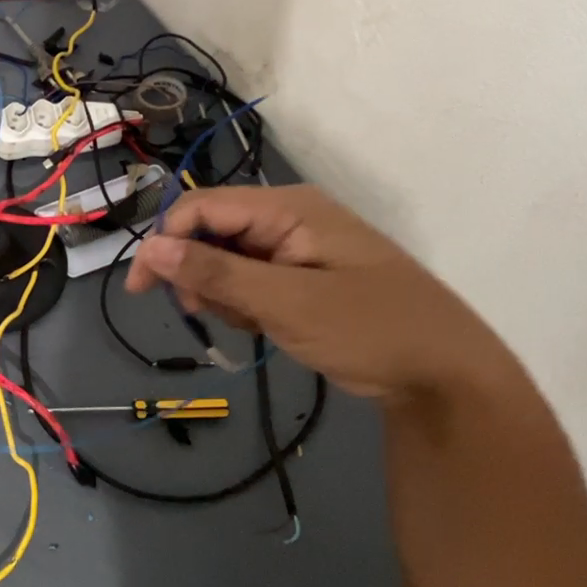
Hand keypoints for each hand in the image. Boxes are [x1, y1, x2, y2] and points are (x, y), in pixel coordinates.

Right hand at [125, 186, 513, 400]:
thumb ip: (214, 272)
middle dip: (195, 272)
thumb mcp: (286, 302)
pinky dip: (241, 303)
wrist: (445, 378)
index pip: (200, 208)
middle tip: (202, 312)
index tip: (141, 291)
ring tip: (249, 323)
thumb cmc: (370, 330)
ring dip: (219, 292)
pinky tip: (263, 325)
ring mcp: (296, 247)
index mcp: (289, 208)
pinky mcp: (300, 275)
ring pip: (223, 258)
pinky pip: (247, 279)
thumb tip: (149, 248)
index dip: (163, 243)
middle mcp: (288, 217)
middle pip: (209, 231)